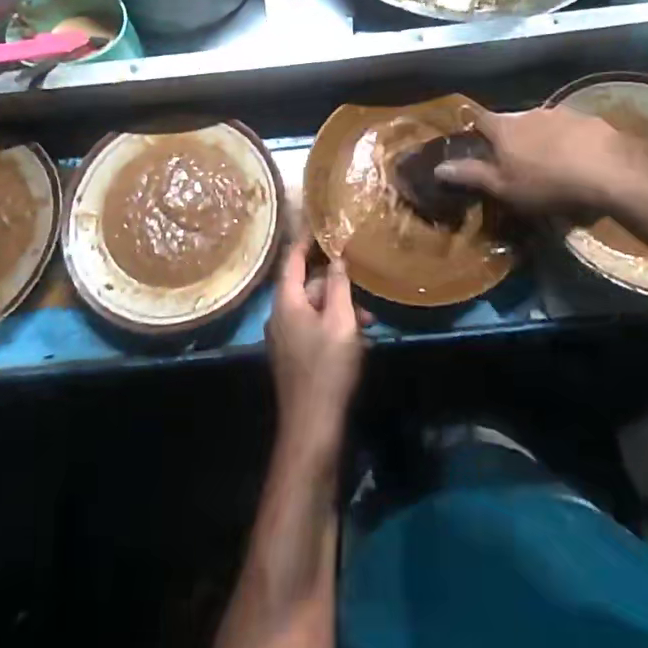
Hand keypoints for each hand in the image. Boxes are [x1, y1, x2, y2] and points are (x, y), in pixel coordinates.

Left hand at [266, 240, 369, 444]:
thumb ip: (338, 286)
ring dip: (339, 308)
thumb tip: (336, 257)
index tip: (320, 223)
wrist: (313, 424)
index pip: (292, 260)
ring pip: (313, 309)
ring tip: (368, 322)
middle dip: (334, 283)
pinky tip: (356, 339)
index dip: (305, 240)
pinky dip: (332, 325)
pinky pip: (312, 327)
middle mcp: (278, 315)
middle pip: (306, 286)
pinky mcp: (293, 355)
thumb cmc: (328, 368)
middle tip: (364, 287)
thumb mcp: (341, 322)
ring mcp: (283, 337)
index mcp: (285, 302)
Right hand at [436, 106, 647, 213]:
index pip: (479, 118)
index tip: (474, 140)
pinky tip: (580, 162)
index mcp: (504, 128)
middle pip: (512, 122)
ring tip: (552, 165)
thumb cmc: (547, 183)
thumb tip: (438, 168)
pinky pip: (572, 130)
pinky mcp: (592, 121)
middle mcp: (530, 114)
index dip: (474, 128)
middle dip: (512, 138)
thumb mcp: (503, 187)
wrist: (610, 174)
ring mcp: (563, 114)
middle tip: (517, 162)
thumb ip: (471, 175)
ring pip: (543, 125)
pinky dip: (570, 142)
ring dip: (542, 140)